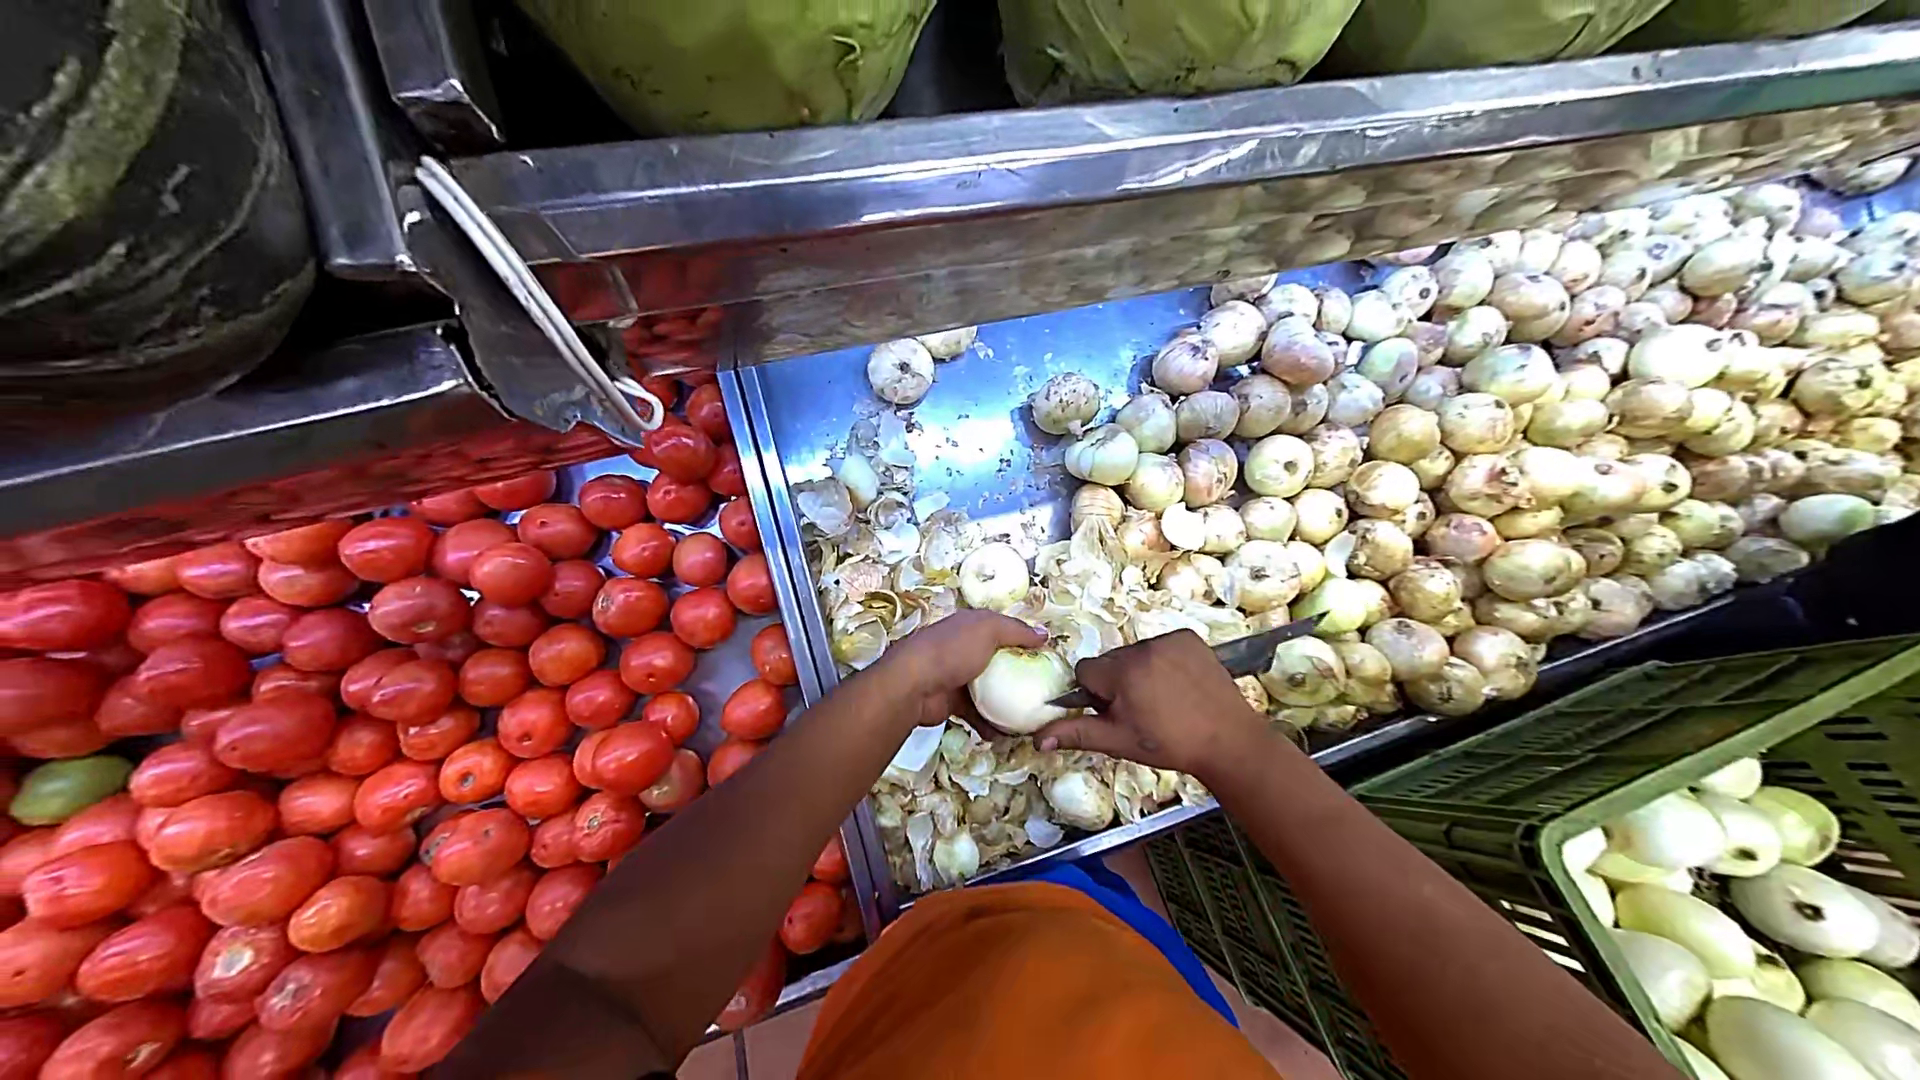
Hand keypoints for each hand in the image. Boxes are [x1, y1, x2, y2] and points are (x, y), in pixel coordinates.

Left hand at [872, 610, 1046, 728]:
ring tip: (1027, 719)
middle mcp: (964, 648)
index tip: (1046, 659)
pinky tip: (1004, 734)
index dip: (1024, 641)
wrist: (913, 684)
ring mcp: (956, 677)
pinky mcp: (951, 702)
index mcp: (971, 626)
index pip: (1003, 630)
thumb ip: (1016, 630)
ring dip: (1006, 705)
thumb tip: (1044, 635)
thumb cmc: (952, 650)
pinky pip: (976, 713)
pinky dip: (989, 723)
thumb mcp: (988, 629)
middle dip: (1018, 676)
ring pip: (988, 691)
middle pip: (997, 662)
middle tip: (1041, 693)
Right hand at [1034, 630, 1286, 779]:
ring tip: (1164, 699)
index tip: (1119, 711)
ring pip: (1135, 653)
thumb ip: (1076, 733)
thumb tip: (1037, 740)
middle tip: (1143, 709)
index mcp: (1121, 672)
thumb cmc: (1168, 743)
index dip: (1097, 694)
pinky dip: (1164, 660)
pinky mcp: (1189, 637)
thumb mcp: (1118, 741)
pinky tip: (1179, 683)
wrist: (1229, 740)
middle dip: (1118, 682)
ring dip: (1140, 671)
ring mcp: (1168, 639)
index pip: (1086, 671)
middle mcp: (1141, 648)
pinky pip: (1161, 644)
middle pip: (1111, 661)